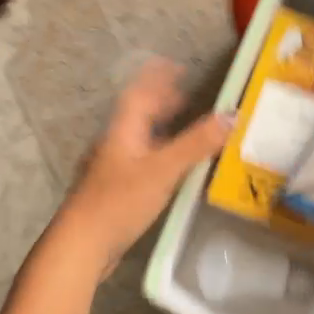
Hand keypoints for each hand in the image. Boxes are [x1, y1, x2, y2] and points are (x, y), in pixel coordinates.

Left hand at [52, 58, 232, 267]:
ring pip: (137, 139)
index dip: (158, 77)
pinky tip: (167, 170)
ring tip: (181, 129)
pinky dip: (156, 155)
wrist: (81, 245)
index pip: (139, 92)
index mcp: (122, 131)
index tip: (178, 67)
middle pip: (136, 114)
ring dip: (159, 129)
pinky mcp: (112, 193)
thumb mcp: (163, 170)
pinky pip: (138, 162)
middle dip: (160, 102)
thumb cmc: (119, 203)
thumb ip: (197, 144)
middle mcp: (113, 144)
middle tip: (185, 96)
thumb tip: (232, 114)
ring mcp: (109, 169)